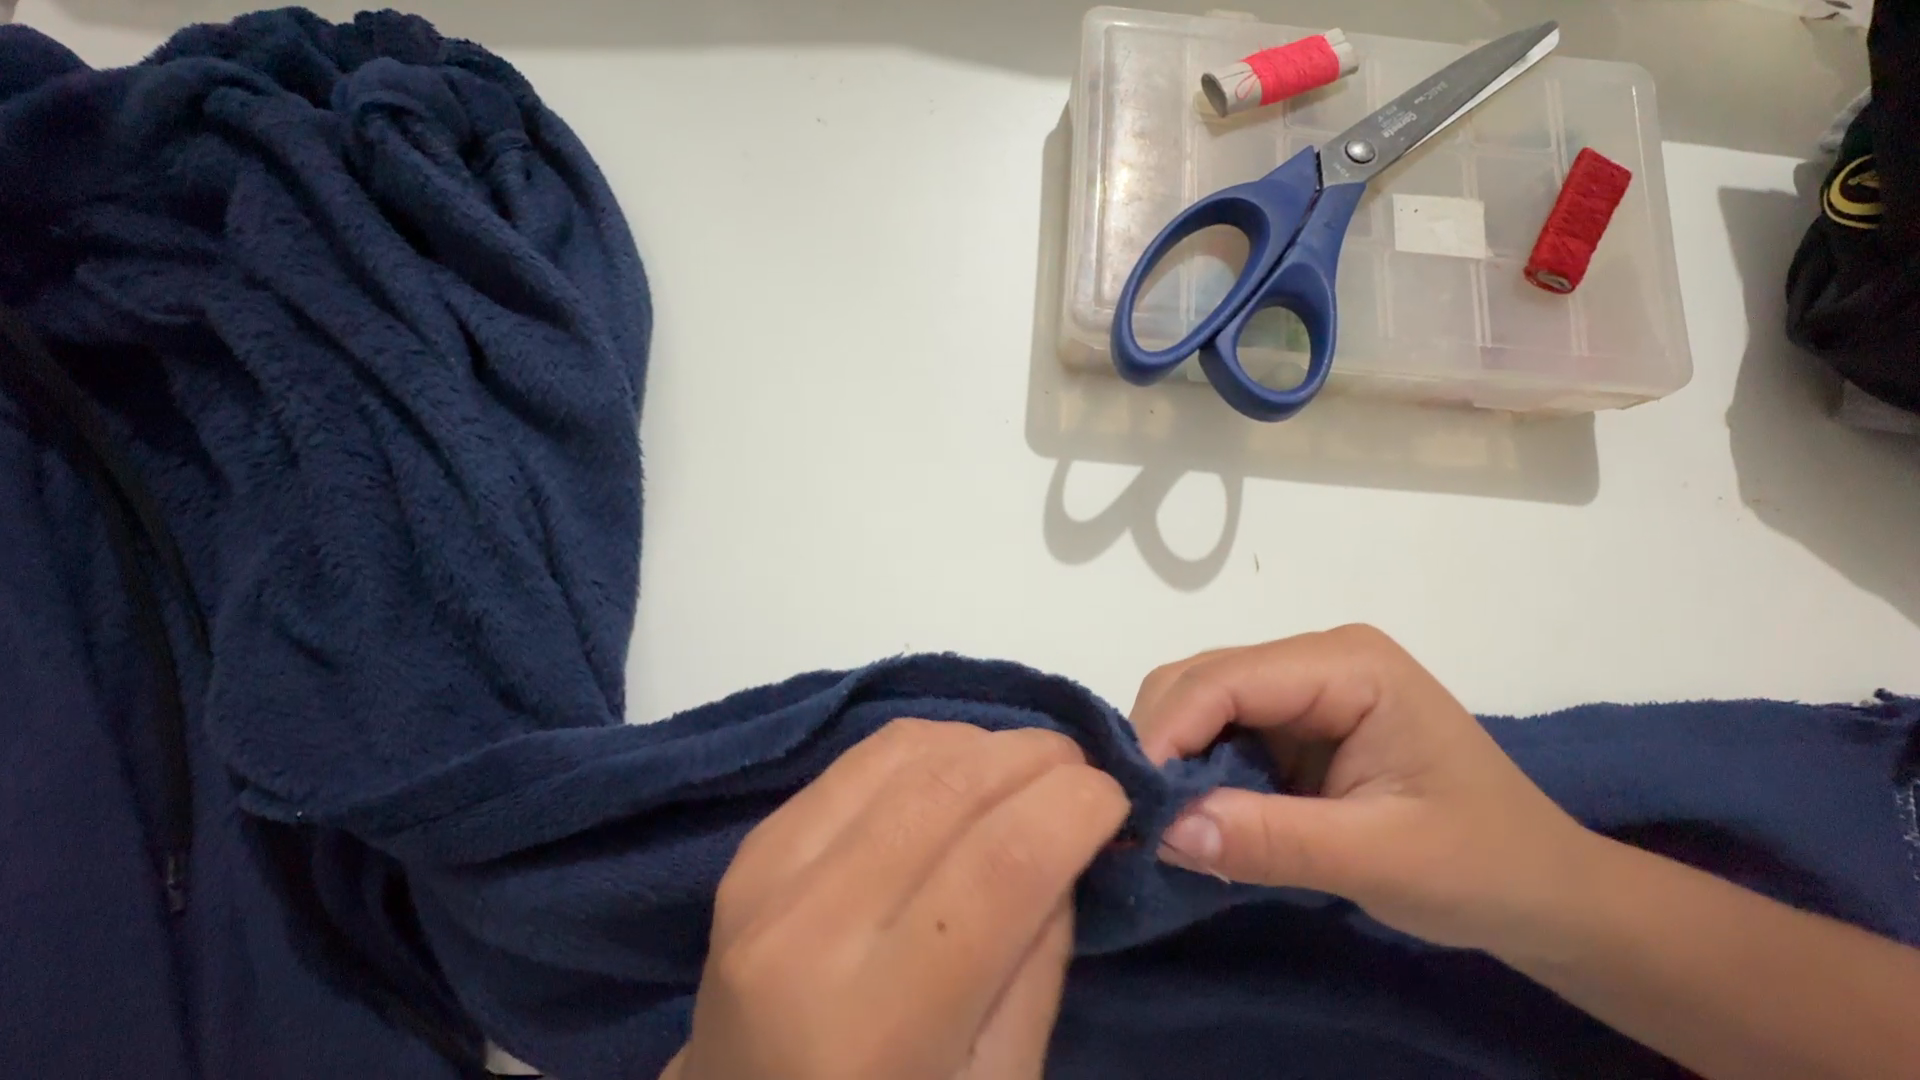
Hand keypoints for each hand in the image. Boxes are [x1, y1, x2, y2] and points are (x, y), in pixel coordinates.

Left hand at [663, 718, 1128, 1079]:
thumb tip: (1067, 833)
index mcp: (879, 1025)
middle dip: (1038, 757)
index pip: (1002, 865)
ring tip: (1024, 769)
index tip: (1117, 797)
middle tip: (1080, 770)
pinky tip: (959, 771)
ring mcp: (767, 878)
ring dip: (986, 742)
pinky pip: (860, 758)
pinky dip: (930, 747)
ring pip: (905, 753)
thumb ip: (1041, 952)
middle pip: (950, 790)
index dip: (1077, 805)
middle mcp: (811, 933)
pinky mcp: (753, 844)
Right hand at [1133, 625, 1595, 952]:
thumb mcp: (1381, 858)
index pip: (1226, 678)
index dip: (1168, 732)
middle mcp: (1314, 660)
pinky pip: (1214, 736)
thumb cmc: (1483, 866)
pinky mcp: (1290, 727)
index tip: (1130, 802)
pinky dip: (1191, 773)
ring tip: (1160, 821)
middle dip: (1160, 744)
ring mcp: (1299, 691)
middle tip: (1138, 819)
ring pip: (1195, 705)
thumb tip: (1164, 831)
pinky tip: (1191, 813)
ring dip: (1171, 760)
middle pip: (1198, 681)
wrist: (1544, 893)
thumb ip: (1271, 840)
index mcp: (1347, 664)